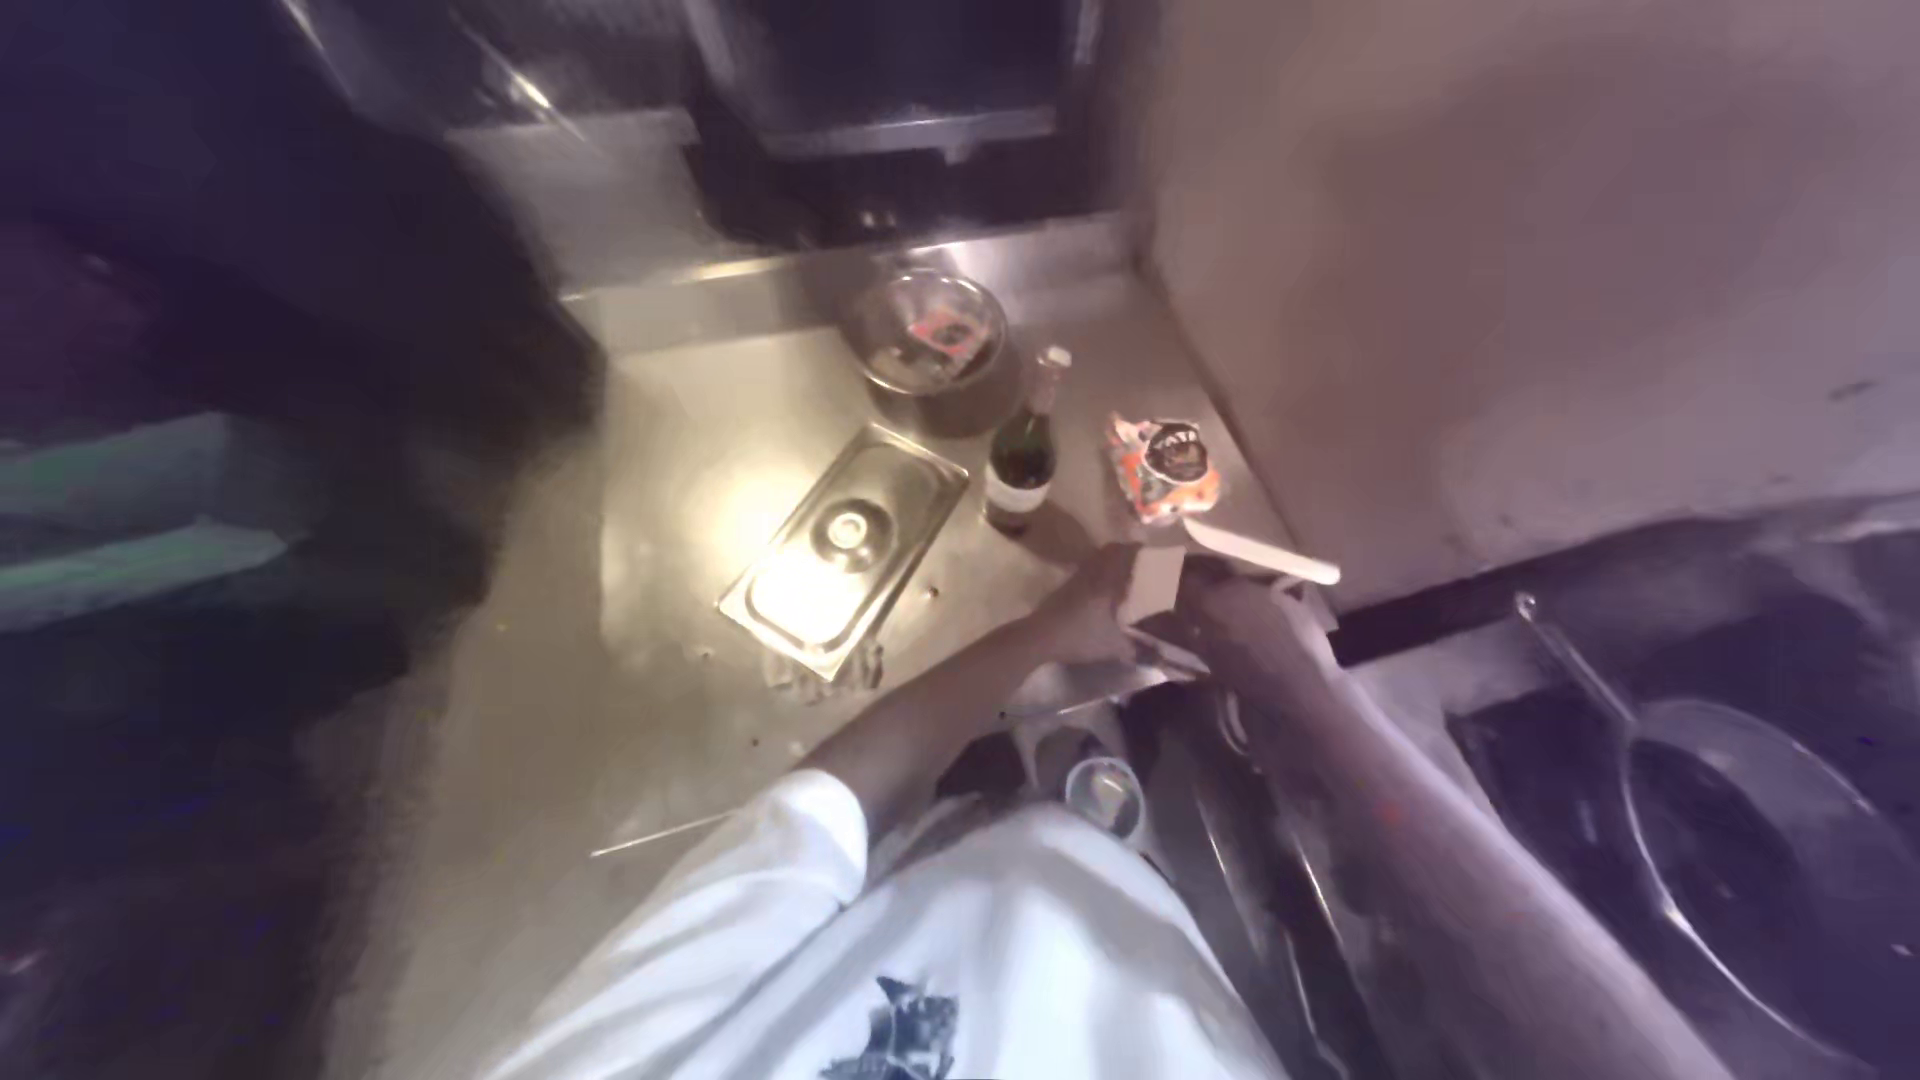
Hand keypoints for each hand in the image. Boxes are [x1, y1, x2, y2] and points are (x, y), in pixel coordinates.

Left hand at [1028, 543, 1138, 664]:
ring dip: (1106, 560)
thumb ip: (1132, 649)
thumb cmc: (1079, 637)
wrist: (1039, 637)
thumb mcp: (1111, 647)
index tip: (1146, 548)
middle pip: (1107, 552)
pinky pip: (1084, 571)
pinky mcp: (1062, 588)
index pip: (1121, 555)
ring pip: (1093, 560)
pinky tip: (1098, 587)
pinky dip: (1094, 571)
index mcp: (1106, 583)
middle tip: (1135, 559)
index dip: (1134, 548)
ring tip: (1119, 571)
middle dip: (1121, 552)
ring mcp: (1074, 580)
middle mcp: (1090, 575)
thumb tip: (1152, 656)